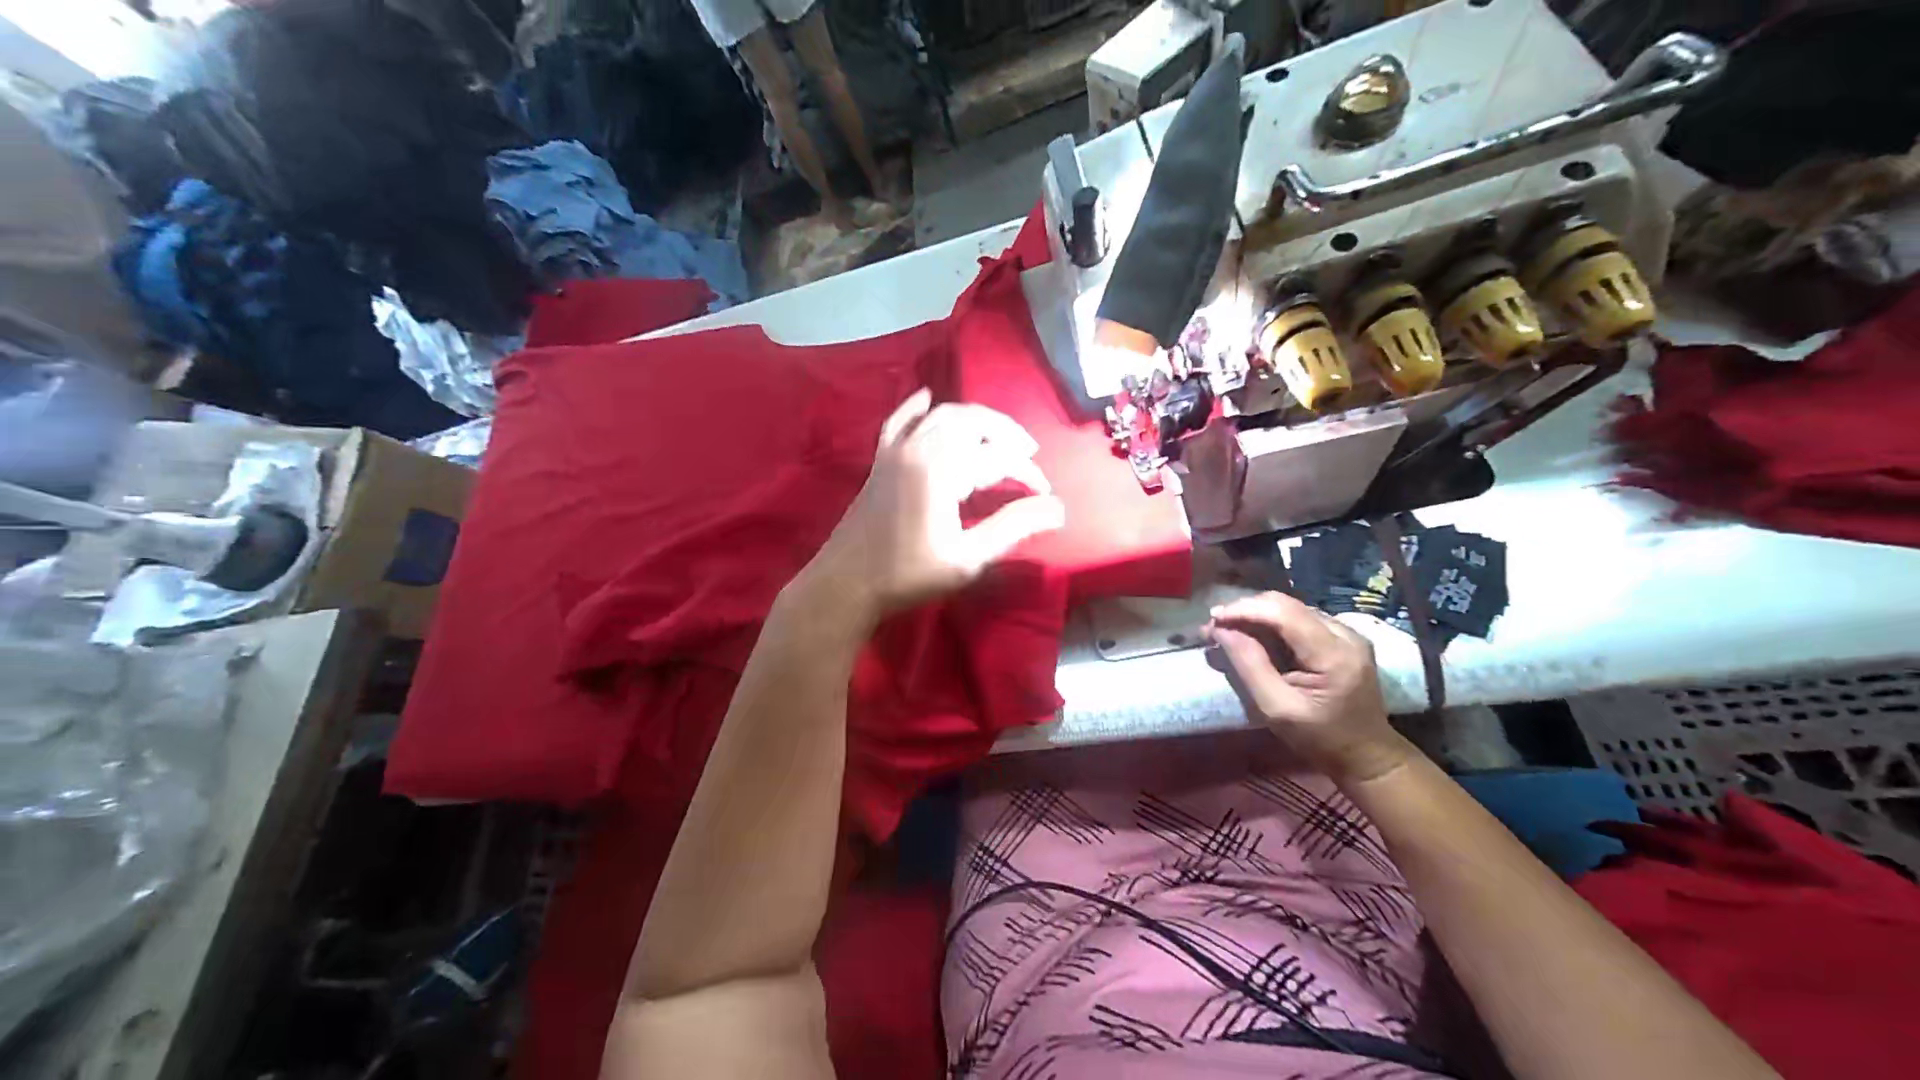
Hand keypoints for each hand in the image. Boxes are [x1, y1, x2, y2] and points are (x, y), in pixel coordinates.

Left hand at [804, 389, 1066, 621]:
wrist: (845, 584)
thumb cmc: (907, 576)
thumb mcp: (967, 558)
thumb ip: (1012, 528)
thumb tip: (1057, 508)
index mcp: (941, 471)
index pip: (999, 457)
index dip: (1028, 472)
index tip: (1045, 496)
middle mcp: (919, 449)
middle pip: (972, 422)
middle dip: (1006, 433)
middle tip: (1028, 454)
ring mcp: (896, 451)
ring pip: (942, 415)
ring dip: (974, 420)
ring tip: (998, 438)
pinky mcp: (881, 460)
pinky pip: (899, 421)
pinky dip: (917, 408)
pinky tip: (927, 398)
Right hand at [1206, 592, 1412, 784]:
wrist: (1366, 755)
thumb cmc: (1320, 739)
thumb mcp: (1277, 709)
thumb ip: (1250, 665)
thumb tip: (1222, 630)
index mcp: (1334, 654)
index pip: (1283, 613)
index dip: (1244, 610)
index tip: (1212, 620)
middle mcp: (1346, 634)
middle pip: (1286, 604)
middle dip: (1246, 610)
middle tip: (1215, 628)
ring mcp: (1348, 633)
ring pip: (1292, 608)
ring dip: (1256, 616)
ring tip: (1229, 631)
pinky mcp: (1343, 638)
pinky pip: (1300, 619)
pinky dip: (1272, 623)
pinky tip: (1255, 637)